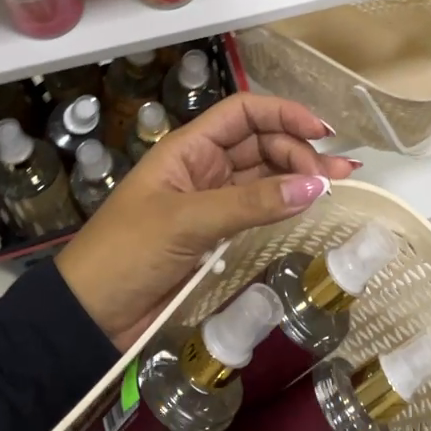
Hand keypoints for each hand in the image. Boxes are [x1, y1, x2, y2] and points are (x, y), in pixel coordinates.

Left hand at [57, 93, 358, 349]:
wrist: (90, 317)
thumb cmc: (127, 253)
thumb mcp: (187, 221)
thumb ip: (252, 203)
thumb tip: (316, 185)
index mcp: (188, 149)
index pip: (243, 113)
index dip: (283, 114)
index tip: (322, 131)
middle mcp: (203, 168)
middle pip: (261, 144)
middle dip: (299, 151)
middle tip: (333, 177)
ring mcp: (211, 203)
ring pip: (265, 178)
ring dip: (299, 177)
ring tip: (340, 183)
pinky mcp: (217, 237)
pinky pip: (259, 211)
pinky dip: (285, 207)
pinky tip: (310, 207)